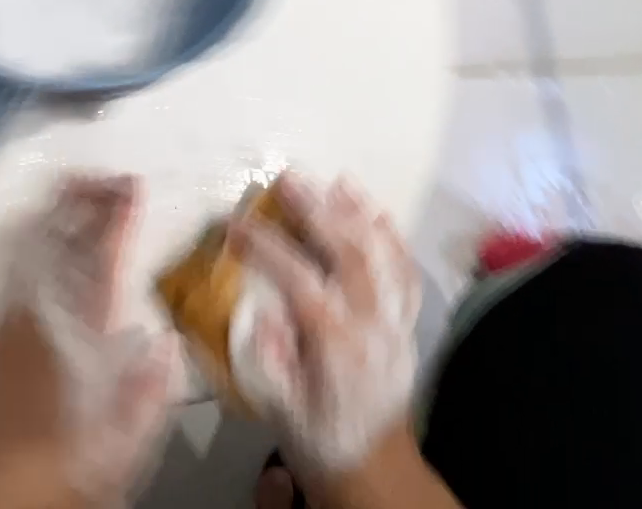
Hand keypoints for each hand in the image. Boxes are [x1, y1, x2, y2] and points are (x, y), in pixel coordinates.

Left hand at [0, 176, 178, 508]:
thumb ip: (144, 396)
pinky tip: (42, 223)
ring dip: (58, 209)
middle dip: (86, 199)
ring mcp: (12, 315)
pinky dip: (33, 231)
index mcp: (76, 340)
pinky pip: (15, 261)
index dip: (116, 220)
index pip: (100, 264)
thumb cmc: (58, 468)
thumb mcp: (116, 449)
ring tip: (81, 184)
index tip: (132, 188)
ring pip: (35, 244)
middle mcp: (40, 315)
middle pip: (61, 240)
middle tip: (111, 175)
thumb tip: (168, 342)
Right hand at [230, 173, 429, 496]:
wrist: (375, 463)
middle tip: (288, 178)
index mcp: (335, 344)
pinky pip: (405, 271)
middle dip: (317, 211)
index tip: (235, 224)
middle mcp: (370, 324)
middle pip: (349, 254)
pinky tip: (376, 211)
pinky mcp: (405, 320)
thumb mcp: (281, 409)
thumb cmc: (319, 434)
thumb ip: (269, 361)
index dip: (266, 248)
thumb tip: (261, 312)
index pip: (300, 281)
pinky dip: (393, 237)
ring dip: (359, 214)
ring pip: (382, 255)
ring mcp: (394, 319)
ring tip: (336, 181)